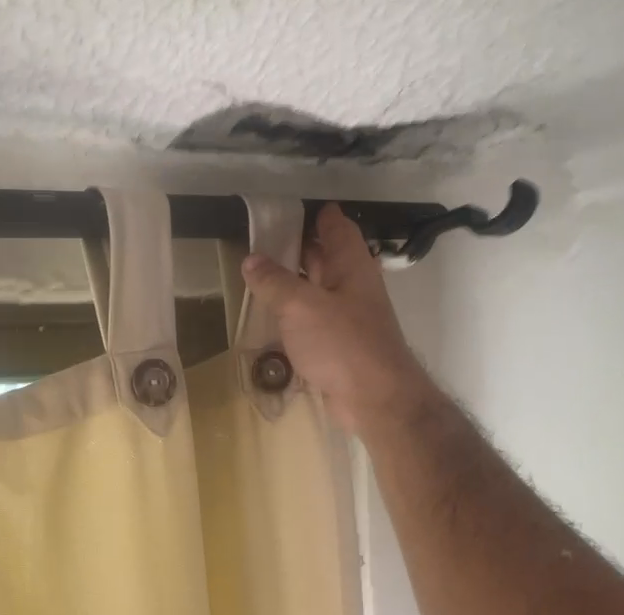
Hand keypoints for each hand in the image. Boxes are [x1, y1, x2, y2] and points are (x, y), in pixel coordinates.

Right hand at [241, 204, 439, 435]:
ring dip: (296, 282)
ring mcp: (348, 317)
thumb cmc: (342, 343)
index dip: (320, 216)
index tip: (296, 209)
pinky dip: (295, 314)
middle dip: (303, 246)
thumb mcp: (300, 306)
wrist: (372, 397)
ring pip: (320, 290)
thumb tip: (251, 259)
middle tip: (269, 241)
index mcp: (351, 267)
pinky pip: (314, 319)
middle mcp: (353, 287)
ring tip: (264, 278)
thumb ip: (274, 282)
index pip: (338, 229)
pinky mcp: (339, 345)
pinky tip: (275, 320)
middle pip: (328, 257)